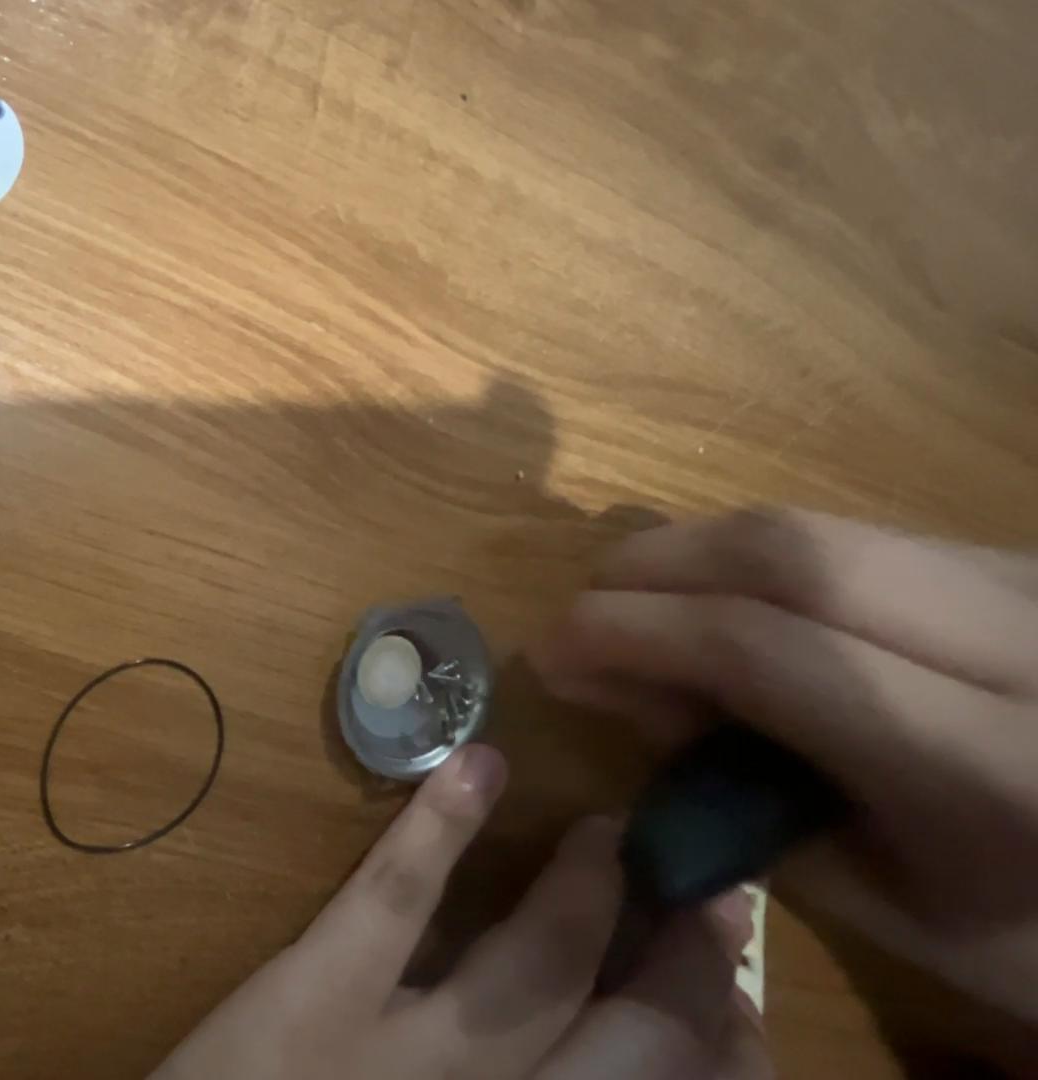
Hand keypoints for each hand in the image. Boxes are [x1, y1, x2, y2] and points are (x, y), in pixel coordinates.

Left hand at [152, 744, 765, 1079]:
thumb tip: (585, 1047)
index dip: (717, 1043)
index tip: (731, 989)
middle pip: (634, 1045)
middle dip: (686, 968)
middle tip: (706, 892)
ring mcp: (409, 1055)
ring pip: (533, 966)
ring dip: (582, 893)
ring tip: (610, 834)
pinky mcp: (322, 992)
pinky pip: (397, 898)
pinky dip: (442, 827)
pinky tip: (479, 767)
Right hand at [533, 508, 1037, 1024]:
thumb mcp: (877, 895)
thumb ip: (726, 788)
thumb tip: (607, 685)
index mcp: (994, 768)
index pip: (762, 648)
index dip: (630, 633)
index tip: (550, 656)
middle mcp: (1030, 649)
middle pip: (785, 552)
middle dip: (646, 567)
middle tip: (582, 612)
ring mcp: (1037, 587)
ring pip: (813, 526)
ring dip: (690, 555)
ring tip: (640, 607)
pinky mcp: (1024, 564)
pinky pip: (848, 534)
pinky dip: (753, 562)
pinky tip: (727, 607)